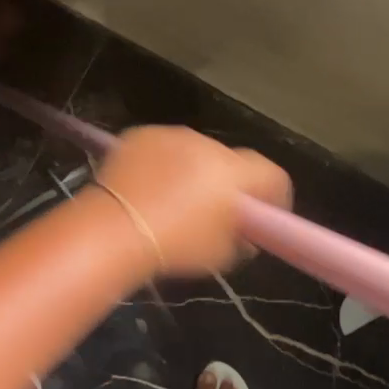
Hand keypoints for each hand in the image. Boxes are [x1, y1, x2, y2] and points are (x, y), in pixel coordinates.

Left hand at [90, 125, 292, 276]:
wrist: (115, 228)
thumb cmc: (175, 245)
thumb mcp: (221, 253)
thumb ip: (240, 237)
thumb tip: (242, 231)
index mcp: (235, 172)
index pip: (272, 174)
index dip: (272, 195)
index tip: (263, 215)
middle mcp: (208, 145)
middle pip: (230, 161)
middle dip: (227, 182)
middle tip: (214, 210)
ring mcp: (172, 135)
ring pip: (194, 151)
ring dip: (192, 169)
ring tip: (173, 198)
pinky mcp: (142, 134)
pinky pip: (162, 147)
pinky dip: (161, 162)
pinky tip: (149, 185)